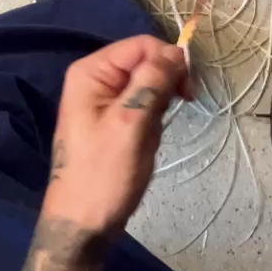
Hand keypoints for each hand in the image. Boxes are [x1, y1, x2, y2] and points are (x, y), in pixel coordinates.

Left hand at [41, 34, 188, 236]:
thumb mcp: (130, 124)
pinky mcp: (112, 118)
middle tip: (171, 116)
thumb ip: (152, 82)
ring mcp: (102, 99)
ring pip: (147, 85)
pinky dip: (152, 121)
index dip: (169, 61)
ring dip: (158, 108)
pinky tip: (147, 141)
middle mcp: (94, 78)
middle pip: (145, 62)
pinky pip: (141, 105)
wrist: (83, 224)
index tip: (188, 91)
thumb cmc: (103, 174)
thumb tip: (177, 50)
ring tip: (150, 136)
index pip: (142, 45)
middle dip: (163, 87)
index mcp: (91, 71)